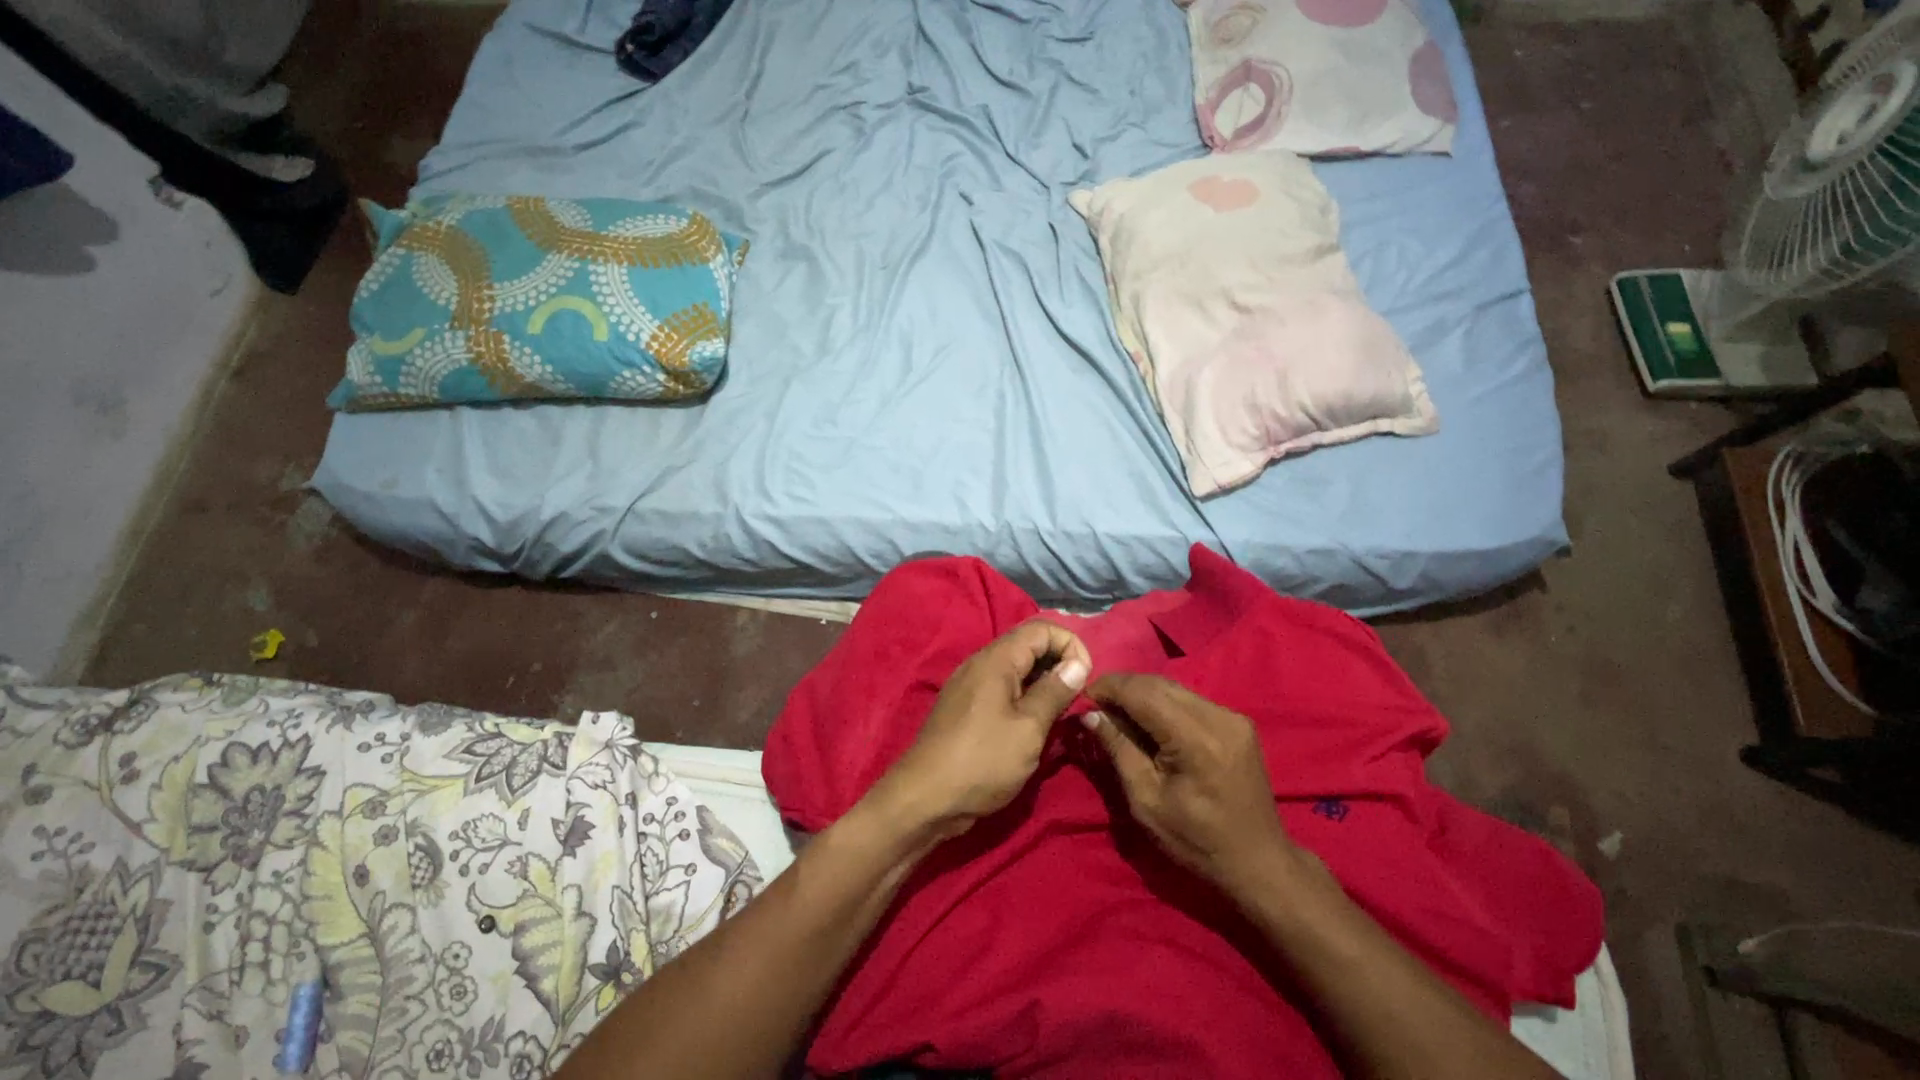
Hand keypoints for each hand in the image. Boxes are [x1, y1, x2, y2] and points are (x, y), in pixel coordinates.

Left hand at [870, 620, 1091, 837]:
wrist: (925, 800)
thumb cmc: (982, 762)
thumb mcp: (1029, 728)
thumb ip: (1054, 692)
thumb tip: (1077, 664)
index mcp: (995, 660)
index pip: (1041, 629)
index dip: (1071, 645)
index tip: (1085, 678)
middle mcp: (980, 664)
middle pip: (1027, 645)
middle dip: (1059, 663)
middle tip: (1076, 697)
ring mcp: (969, 687)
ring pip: (1016, 669)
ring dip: (1043, 683)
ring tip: (1059, 713)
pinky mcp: (965, 709)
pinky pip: (1002, 690)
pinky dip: (1024, 698)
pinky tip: (1033, 726)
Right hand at [1084, 673, 1294, 892]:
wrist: (1256, 860)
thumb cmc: (1196, 841)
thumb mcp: (1146, 801)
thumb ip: (1120, 750)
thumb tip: (1091, 715)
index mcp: (1198, 740)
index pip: (1144, 693)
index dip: (1110, 688)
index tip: (1082, 696)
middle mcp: (1220, 717)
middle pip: (1160, 684)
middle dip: (1123, 689)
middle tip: (1095, 707)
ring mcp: (1233, 717)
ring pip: (1175, 689)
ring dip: (1142, 695)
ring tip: (1117, 714)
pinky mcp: (1238, 722)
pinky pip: (1191, 701)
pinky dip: (1164, 705)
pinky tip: (1148, 723)